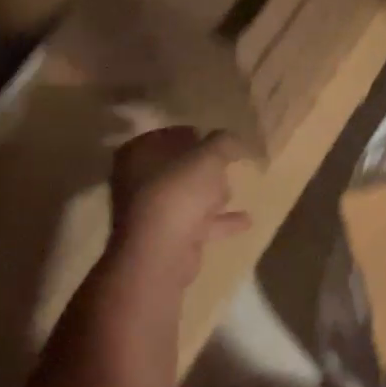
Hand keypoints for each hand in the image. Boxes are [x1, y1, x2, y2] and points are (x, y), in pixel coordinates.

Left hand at [106, 126, 250, 290]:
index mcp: (138, 153)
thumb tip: (236, 139)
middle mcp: (140, 180)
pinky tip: (247, 220)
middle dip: (204, 167)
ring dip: (211, 195)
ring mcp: (153, 210)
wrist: (161, 252)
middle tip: (226, 166)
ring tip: (232, 192)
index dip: (195, 134)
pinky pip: (200, 222)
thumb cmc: (179, 194)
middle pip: (178, 167)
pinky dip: (221, 221)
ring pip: (188, 195)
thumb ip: (225, 143)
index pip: (168, 134)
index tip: (220, 140)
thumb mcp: (209, 158)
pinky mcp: (168, 236)